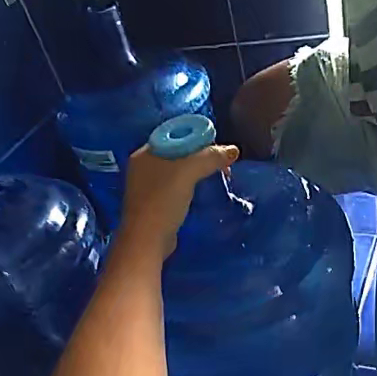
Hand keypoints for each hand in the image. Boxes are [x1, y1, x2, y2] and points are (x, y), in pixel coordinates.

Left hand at [114, 142, 238, 262]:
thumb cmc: (163, 201)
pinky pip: (176, 188)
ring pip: (177, 171)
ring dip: (197, 173)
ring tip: (217, 177)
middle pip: (178, 153)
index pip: (175, 135)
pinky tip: (202, 193)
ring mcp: (147, 187)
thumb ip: (210, 158)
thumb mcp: (187, 172)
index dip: (198, 137)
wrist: (146, 240)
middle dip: (201, 156)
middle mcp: (143, 167)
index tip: (217, 148)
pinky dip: (190, 188)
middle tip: (222, 164)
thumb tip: (233, 151)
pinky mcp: (154, 205)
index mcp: (145, 153)